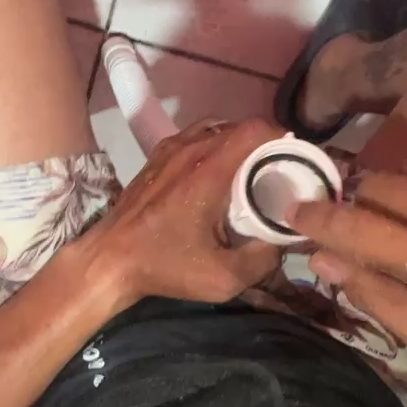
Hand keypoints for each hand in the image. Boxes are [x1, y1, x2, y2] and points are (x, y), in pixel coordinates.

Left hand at [86, 118, 285, 304]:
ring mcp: (169, 150)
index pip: (256, 130)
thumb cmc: (164, 266)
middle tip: (278, 173)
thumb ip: (262, 259)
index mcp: (209, 170)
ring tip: (250, 173)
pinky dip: (215, 148)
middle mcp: (190, 150)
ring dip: (238, 145)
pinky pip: (196, 138)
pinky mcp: (157, 157)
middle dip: (264, 146)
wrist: (110, 259)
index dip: (282, 139)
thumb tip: (284, 241)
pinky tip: (218, 177)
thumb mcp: (222, 278)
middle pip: (239, 128)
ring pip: (217, 130)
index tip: (296, 160)